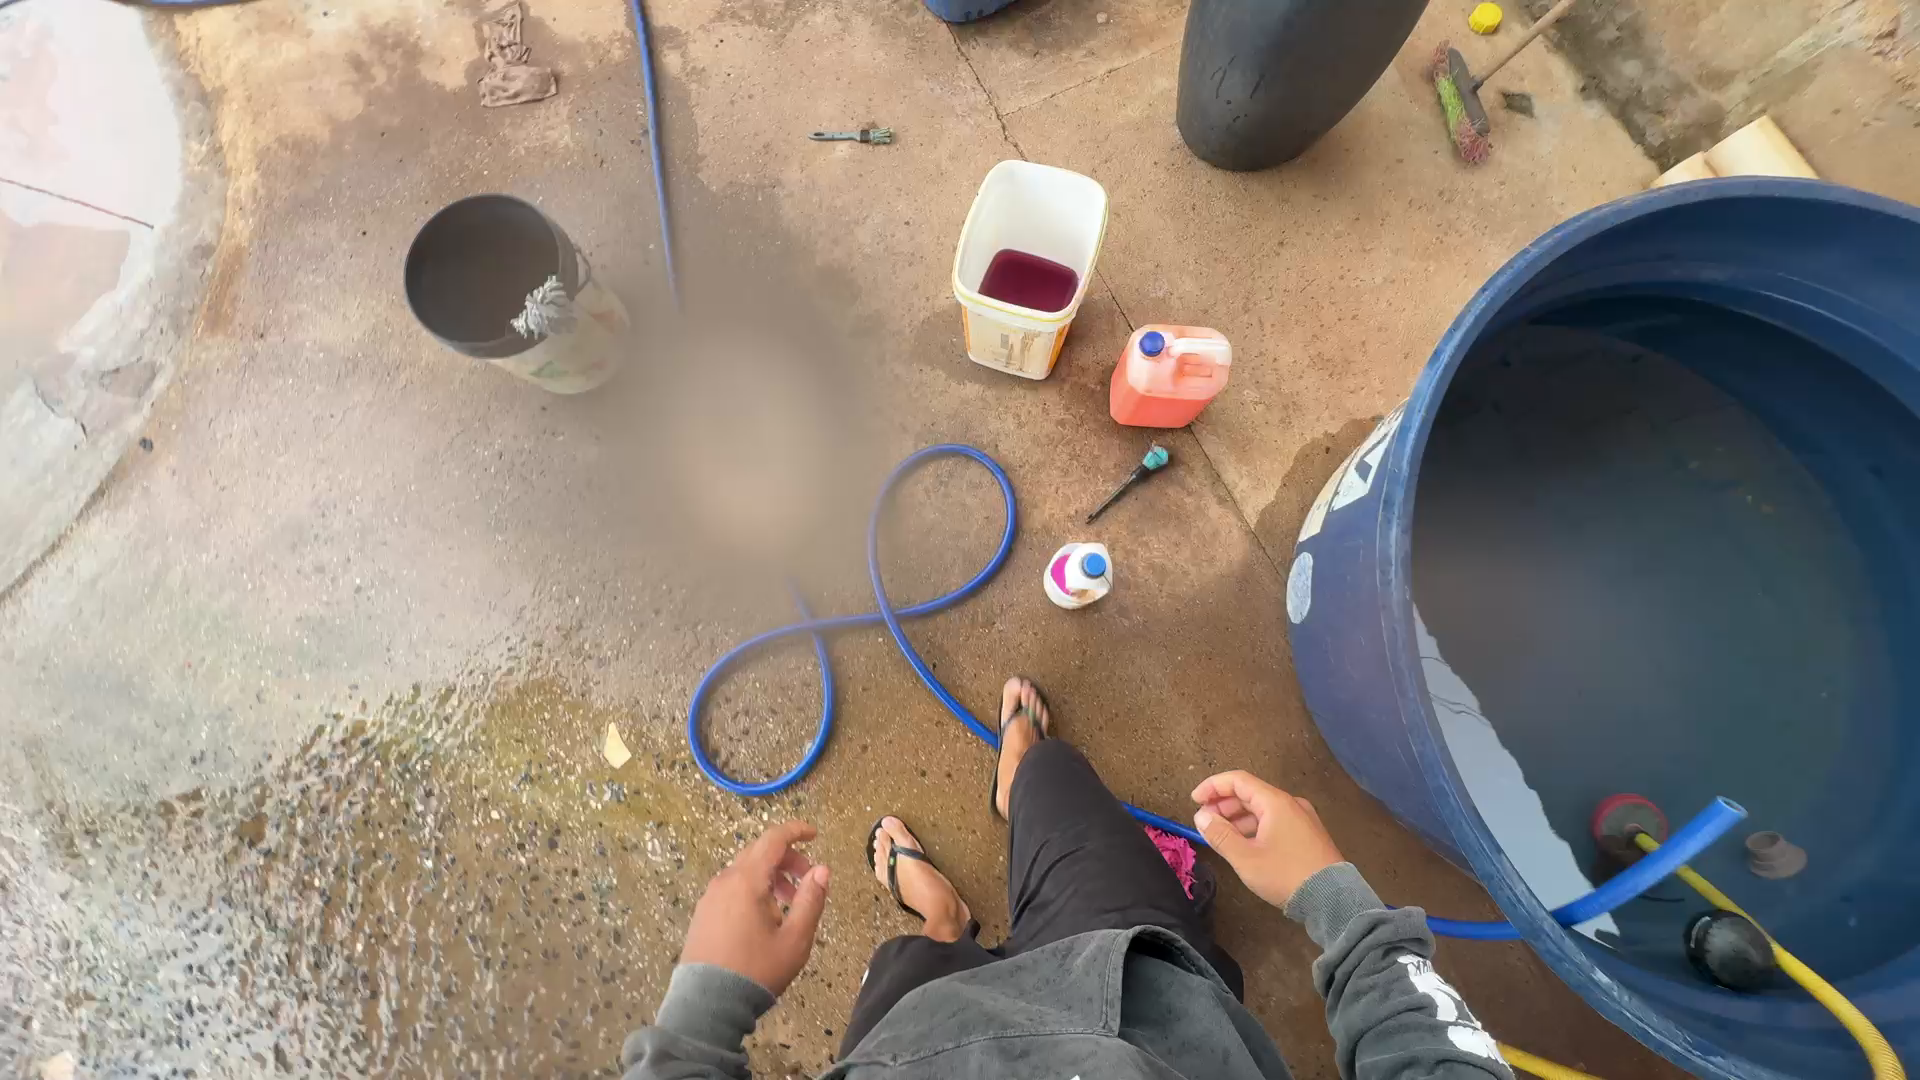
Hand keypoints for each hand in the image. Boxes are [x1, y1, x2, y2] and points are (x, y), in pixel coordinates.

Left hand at [679, 821, 830, 994]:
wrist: (705, 1009)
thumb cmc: (755, 970)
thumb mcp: (794, 939)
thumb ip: (811, 900)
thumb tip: (822, 869)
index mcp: (747, 880)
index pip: (774, 839)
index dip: (797, 831)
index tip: (815, 835)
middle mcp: (725, 880)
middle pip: (760, 852)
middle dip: (788, 859)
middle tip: (807, 878)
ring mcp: (710, 897)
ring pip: (745, 870)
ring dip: (771, 876)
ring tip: (788, 904)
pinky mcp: (703, 914)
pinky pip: (732, 887)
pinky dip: (753, 888)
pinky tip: (764, 916)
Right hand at [1191, 771, 1344, 907]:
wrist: (1335, 903)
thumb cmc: (1286, 875)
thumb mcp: (1246, 858)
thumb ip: (1220, 835)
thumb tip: (1202, 817)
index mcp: (1275, 802)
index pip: (1237, 780)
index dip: (1212, 786)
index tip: (1194, 801)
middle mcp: (1291, 804)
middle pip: (1250, 793)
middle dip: (1223, 804)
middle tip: (1205, 821)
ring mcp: (1303, 820)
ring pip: (1262, 809)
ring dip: (1238, 818)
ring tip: (1222, 835)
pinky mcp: (1309, 836)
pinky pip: (1275, 821)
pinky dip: (1255, 827)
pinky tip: (1246, 844)